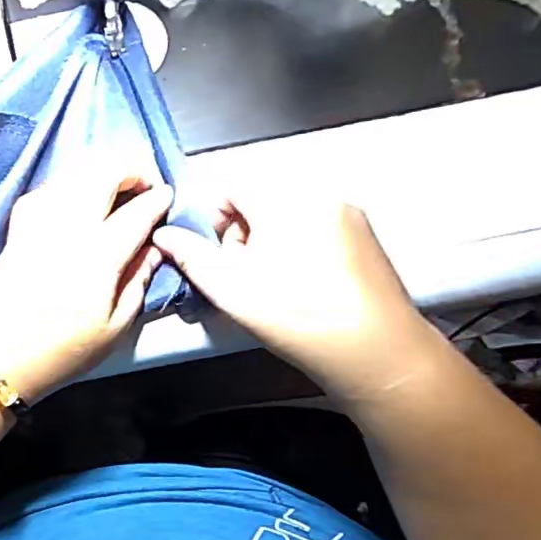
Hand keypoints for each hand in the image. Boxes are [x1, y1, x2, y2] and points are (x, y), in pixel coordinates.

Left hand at [0, 167, 171, 400]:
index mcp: (99, 254)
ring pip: (73, 174)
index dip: (158, 198)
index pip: (137, 210)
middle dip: (130, 169)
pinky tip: (74, 200)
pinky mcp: (17, 228)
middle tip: (142, 186)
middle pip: (102, 172)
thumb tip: (155, 248)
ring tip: (113, 192)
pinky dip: (68, 185)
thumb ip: (138, 281)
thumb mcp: (114, 327)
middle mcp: (69, 226)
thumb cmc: (62, 351)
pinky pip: (47, 189)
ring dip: (100, 173)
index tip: (167, 196)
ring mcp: (39, 222)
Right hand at [151, 187, 442, 406]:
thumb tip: (164, 234)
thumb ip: (190, 255)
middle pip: (260, 202)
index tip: (215, 257)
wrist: (376, 352)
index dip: (213, 221)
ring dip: (270, 244)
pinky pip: (318, 232)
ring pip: (289, 218)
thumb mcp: (229, 288)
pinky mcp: (366, 239)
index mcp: (283, 198)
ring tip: (274, 289)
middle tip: (242, 278)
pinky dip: (301, 252)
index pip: (230, 187)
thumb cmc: (297, 315)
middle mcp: (319, 195)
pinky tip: (305, 290)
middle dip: (242, 235)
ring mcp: (348, 216)